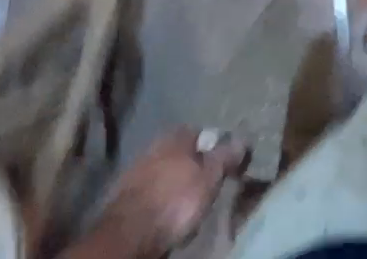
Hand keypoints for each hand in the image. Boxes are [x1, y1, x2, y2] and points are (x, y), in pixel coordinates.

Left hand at [93, 128, 248, 257]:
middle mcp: (154, 144)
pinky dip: (160, 198)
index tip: (223, 166)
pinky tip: (167, 211)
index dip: (215, 149)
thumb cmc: (176, 199)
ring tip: (187, 202)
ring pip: (165, 172)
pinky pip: (151, 191)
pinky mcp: (123, 194)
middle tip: (206, 185)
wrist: (129, 233)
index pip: (203, 133)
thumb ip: (227, 155)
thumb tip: (243, 138)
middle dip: (193, 166)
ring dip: (175, 183)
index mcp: (176, 134)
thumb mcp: (211, 177)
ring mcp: (135, 169)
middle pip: (182, 153)